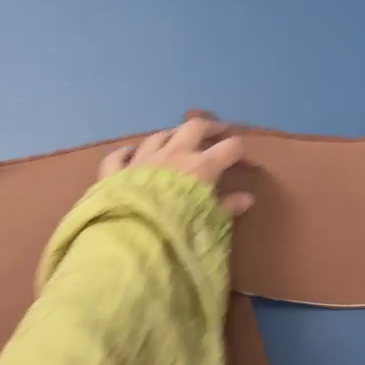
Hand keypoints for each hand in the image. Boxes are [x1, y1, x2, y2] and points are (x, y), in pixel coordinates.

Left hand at [99, 118, 253, 216]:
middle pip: (194, 128)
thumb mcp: (211, 221)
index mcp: (201, 166)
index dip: (239, 149)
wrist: (132, 237)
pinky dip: (127, 152)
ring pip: (158, 136)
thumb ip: (229, 207)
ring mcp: (142, 159)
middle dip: (209, 127)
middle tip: (217, 131)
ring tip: (176, 140)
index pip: (229, 147)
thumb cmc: (178, 228)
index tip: (243, 156)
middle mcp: (173, 154)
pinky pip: (120, 155)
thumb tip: (248, 198)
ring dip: (170, 136)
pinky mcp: (116, 172)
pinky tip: (131, 152)